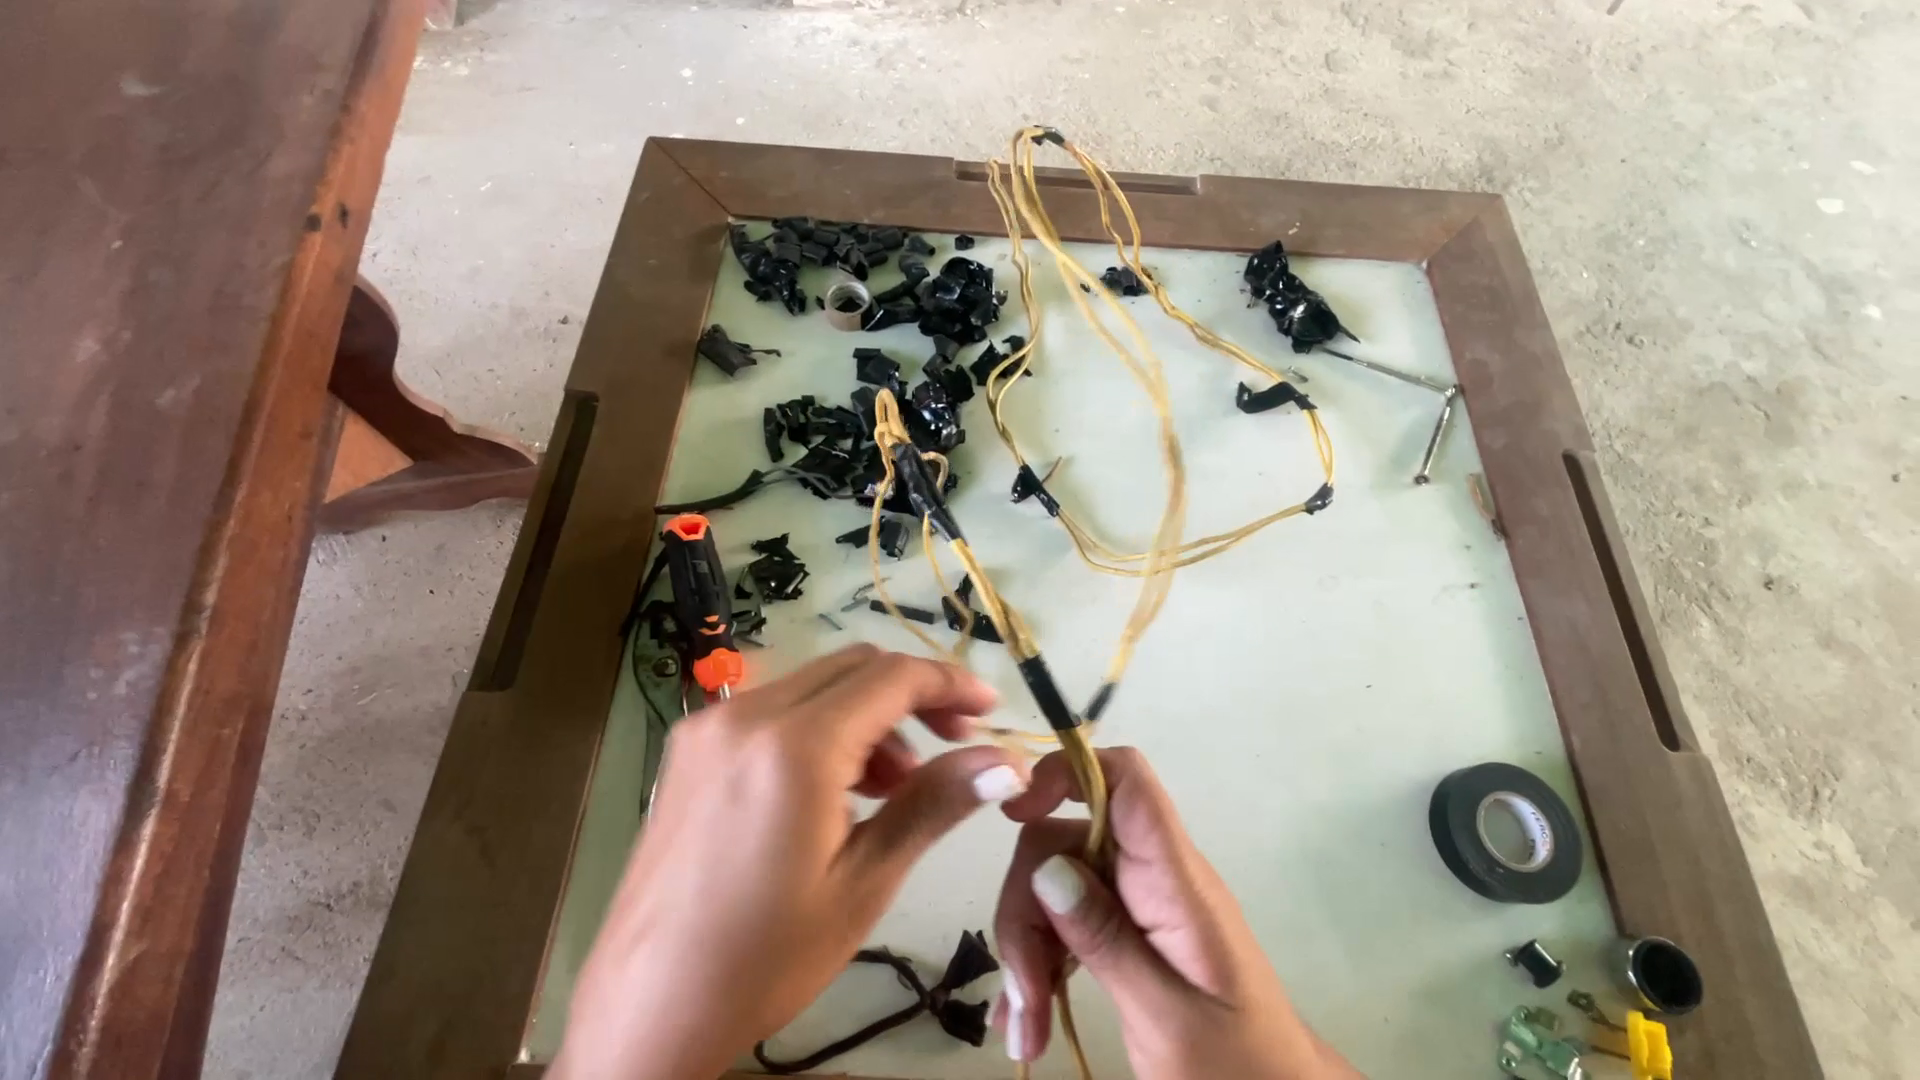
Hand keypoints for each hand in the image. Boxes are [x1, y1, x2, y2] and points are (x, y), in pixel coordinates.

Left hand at [553, 645, 1028, 1079]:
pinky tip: (837, 787)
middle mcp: (746, 714)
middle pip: (854, 667)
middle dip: (913, 694)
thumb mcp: (864, 882)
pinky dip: (821, 726)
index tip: (990, 708)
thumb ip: (934, 804)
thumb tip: (1007, 761)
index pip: (892, 677)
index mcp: (794, 746)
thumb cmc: (766, 958)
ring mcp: (710, 726)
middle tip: (955, 743)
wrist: (647, 1007)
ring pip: (814, 684)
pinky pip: (775, 709)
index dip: (949, 683)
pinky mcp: (691, 747)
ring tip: (894, 784)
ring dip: (868, 712)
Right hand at [994, 747, 1363, 1078]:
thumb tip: (1046, 869)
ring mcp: (1132, 902)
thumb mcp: (1168, 1019)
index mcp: (1174, 880)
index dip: (1068, 772)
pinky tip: (1025, 1023)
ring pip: (1051, 885)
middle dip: (1025, 909)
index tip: (1014, 813)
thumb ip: (1107, 941)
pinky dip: (1037, 966)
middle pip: (1064, 842)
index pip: (1127, 782)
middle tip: (1022, 997)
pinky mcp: (1121, 930)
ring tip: (1025, 1030)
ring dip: (1025, 951)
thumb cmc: (1238, 1068)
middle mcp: (1149, 876)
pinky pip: (1061, 922)